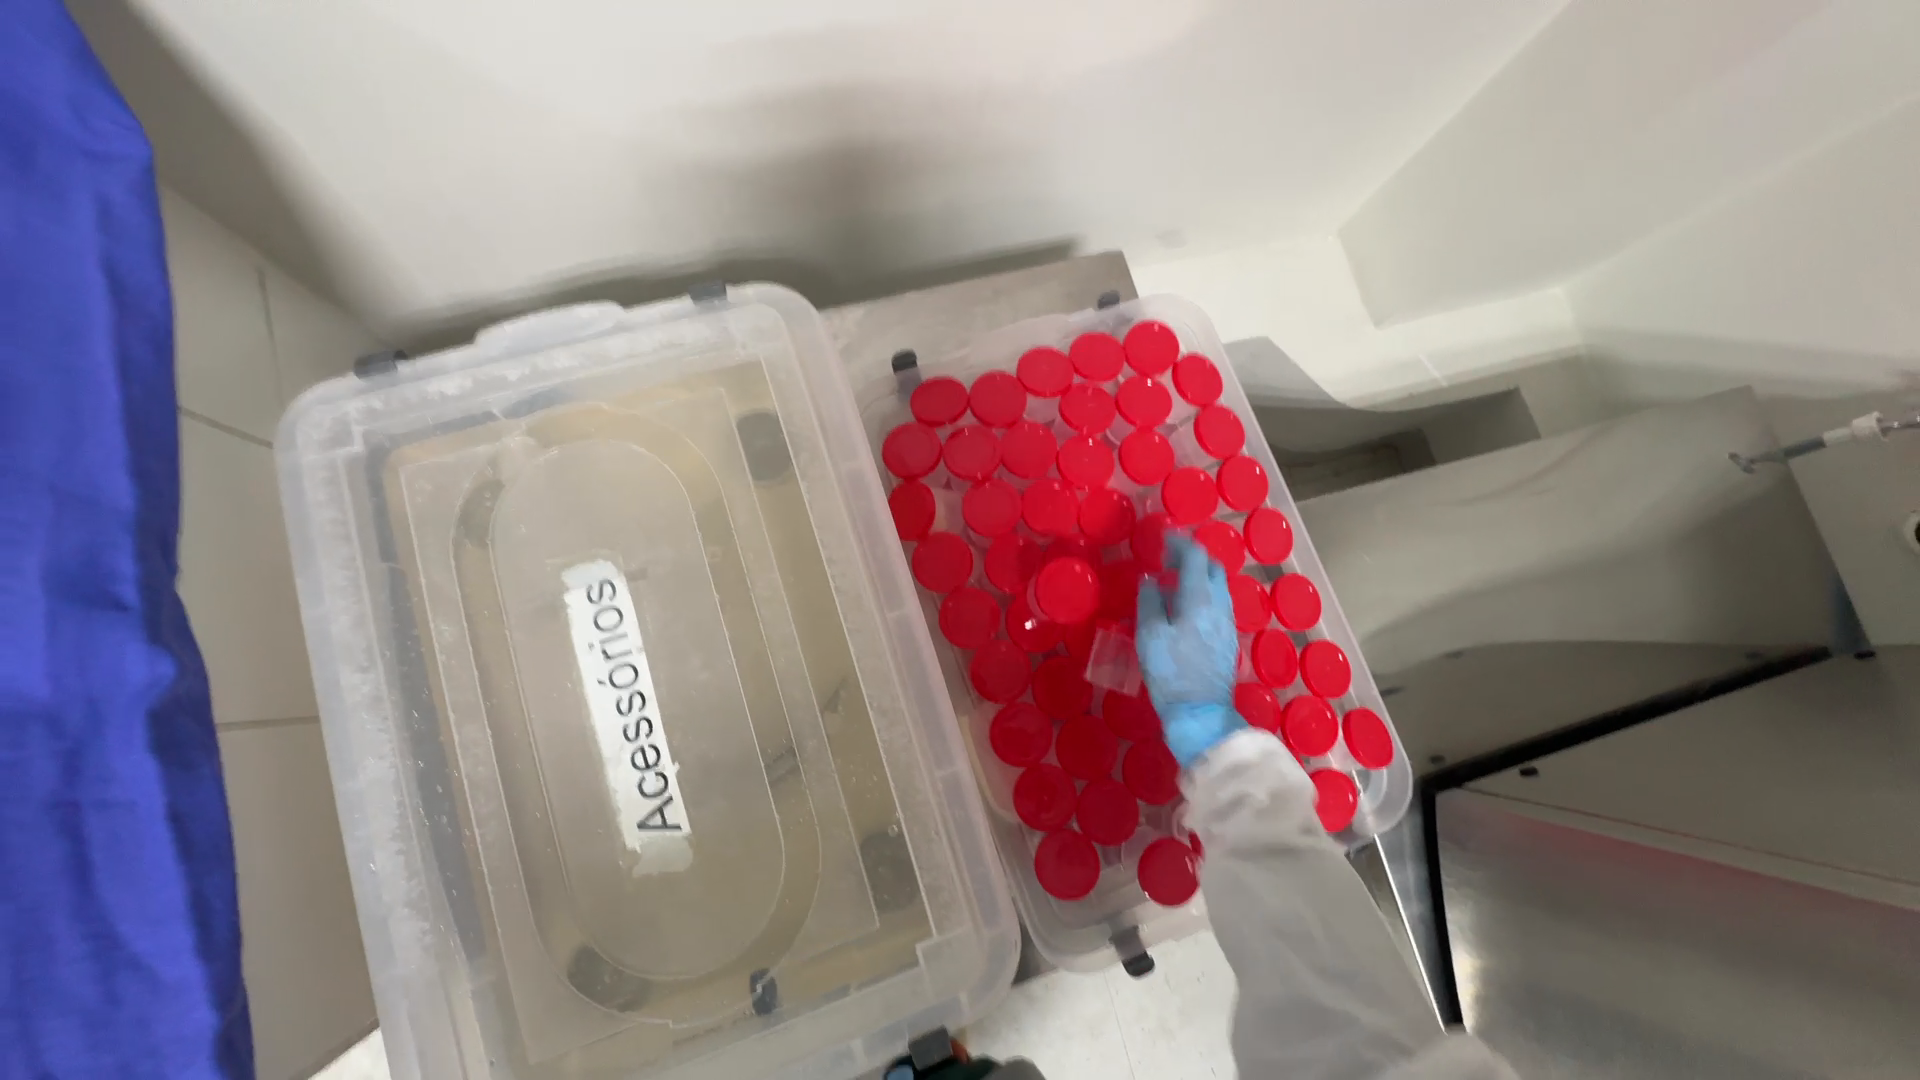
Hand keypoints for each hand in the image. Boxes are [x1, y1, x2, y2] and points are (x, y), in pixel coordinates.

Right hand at [1136, 533, 1244, 767]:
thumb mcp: (1149, 635)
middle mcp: (1220, 605)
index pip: (1196, 556)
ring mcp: (1227, 622)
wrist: (1201, 712)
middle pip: (1212, 567)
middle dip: (1192, 556)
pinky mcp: (1228, 638)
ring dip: (1198, 575)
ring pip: (1217, 585)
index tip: (1164, 536)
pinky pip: (1217, 602)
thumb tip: (1150, 580)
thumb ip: (1150, 601)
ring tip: (1173, 579)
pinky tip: (1185, 606)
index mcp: (1200, 598)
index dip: (1180, 542)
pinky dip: (1202, 592)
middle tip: (1168, 557)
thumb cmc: (1170, 672)